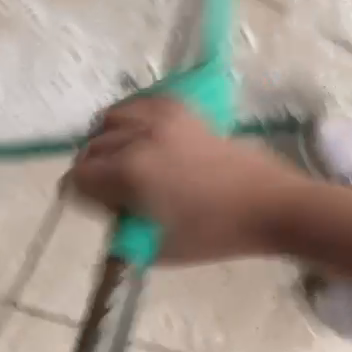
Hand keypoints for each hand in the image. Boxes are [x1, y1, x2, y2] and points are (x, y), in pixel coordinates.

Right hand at [66, 96, 302, 262]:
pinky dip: (136, 118)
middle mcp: (139, 138)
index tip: (110, 208)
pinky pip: (142, 104)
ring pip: (111, 121)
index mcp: (129, 173)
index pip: (78, 178)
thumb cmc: (221, 233)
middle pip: (92, 148)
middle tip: (123, 191)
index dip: (89, 197)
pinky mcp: (187, 111)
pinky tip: (148, 139)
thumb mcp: (161, 248)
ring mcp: (164, 119)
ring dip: (112, 141)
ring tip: (132, 162)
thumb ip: (124, 231)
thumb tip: (110, 216)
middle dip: (99, 171)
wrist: (274, 205)